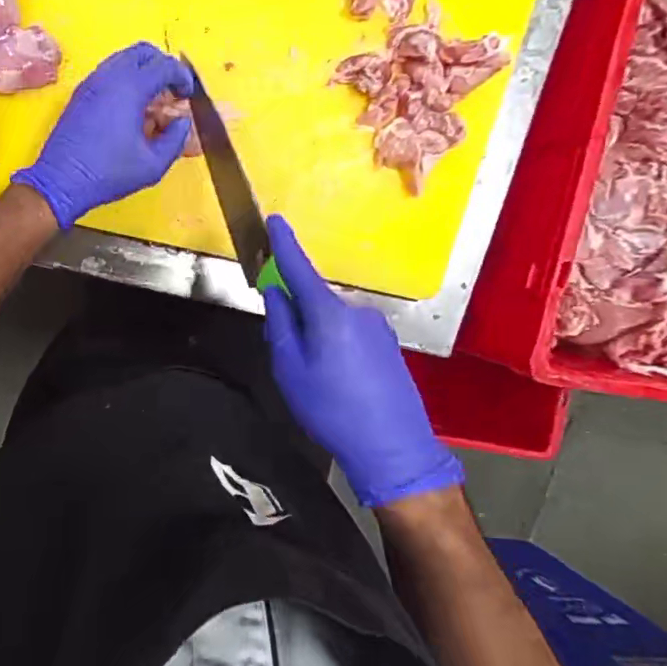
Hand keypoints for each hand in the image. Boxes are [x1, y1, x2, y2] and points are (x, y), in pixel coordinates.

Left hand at [11, 42, 193, 227]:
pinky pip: (107, 74)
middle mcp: (109, 76)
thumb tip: (181, 123)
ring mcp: (91, 83)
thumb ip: (175, 140)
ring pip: (122, 60)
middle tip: (170, 91)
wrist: (61, 182)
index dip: (182, 77)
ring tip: (150, 102)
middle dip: (162, 67)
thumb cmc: (108, 174)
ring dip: (141, 73)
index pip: (164, 65)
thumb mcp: (153, 165)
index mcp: (130, 87)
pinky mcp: (79, 95)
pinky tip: (128, 110)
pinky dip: (123, 81)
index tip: (186, 95)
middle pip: (143, 52)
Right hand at [262, 215, 462, 507]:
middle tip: (284, 357)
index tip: (274, 220)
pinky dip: (332, 348)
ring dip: (313, 337)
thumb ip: (279, 326)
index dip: (284, 245)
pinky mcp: (387, 347)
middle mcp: (356, 312)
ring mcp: (376, 329)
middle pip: (313, 301)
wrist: (392, 445)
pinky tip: (334, 383)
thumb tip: (275, 294)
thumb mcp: (290, 369)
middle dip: (293, 316)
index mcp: (329, 314)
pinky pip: (348, 335)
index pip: (300, 270)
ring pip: (330, 322)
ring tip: (311, 380)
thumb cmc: (330, 409)